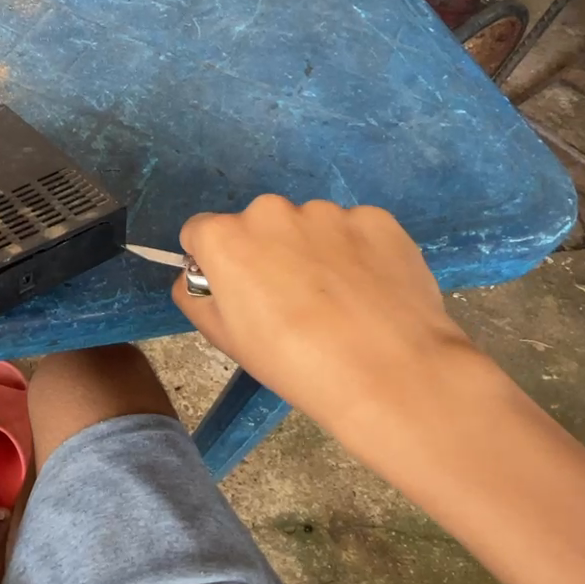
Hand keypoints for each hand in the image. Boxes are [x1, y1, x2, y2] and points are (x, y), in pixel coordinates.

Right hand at [173, 196, 478, 425]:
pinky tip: (368, 291)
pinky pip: (353, 231)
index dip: (212, 261)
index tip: (235, 291)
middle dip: (265, 252)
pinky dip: (356, 253)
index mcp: (224, 237)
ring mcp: (327, 212)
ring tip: (337, 300)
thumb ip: (196, 296)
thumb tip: (203, 277)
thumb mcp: (221, 337)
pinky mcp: (377, 220)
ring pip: (308, 227)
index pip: (200, 232)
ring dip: (312, 251)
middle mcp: (270, 211)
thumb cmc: (290, 360)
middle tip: (289, 301)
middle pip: (256, 226)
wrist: (388, 371)